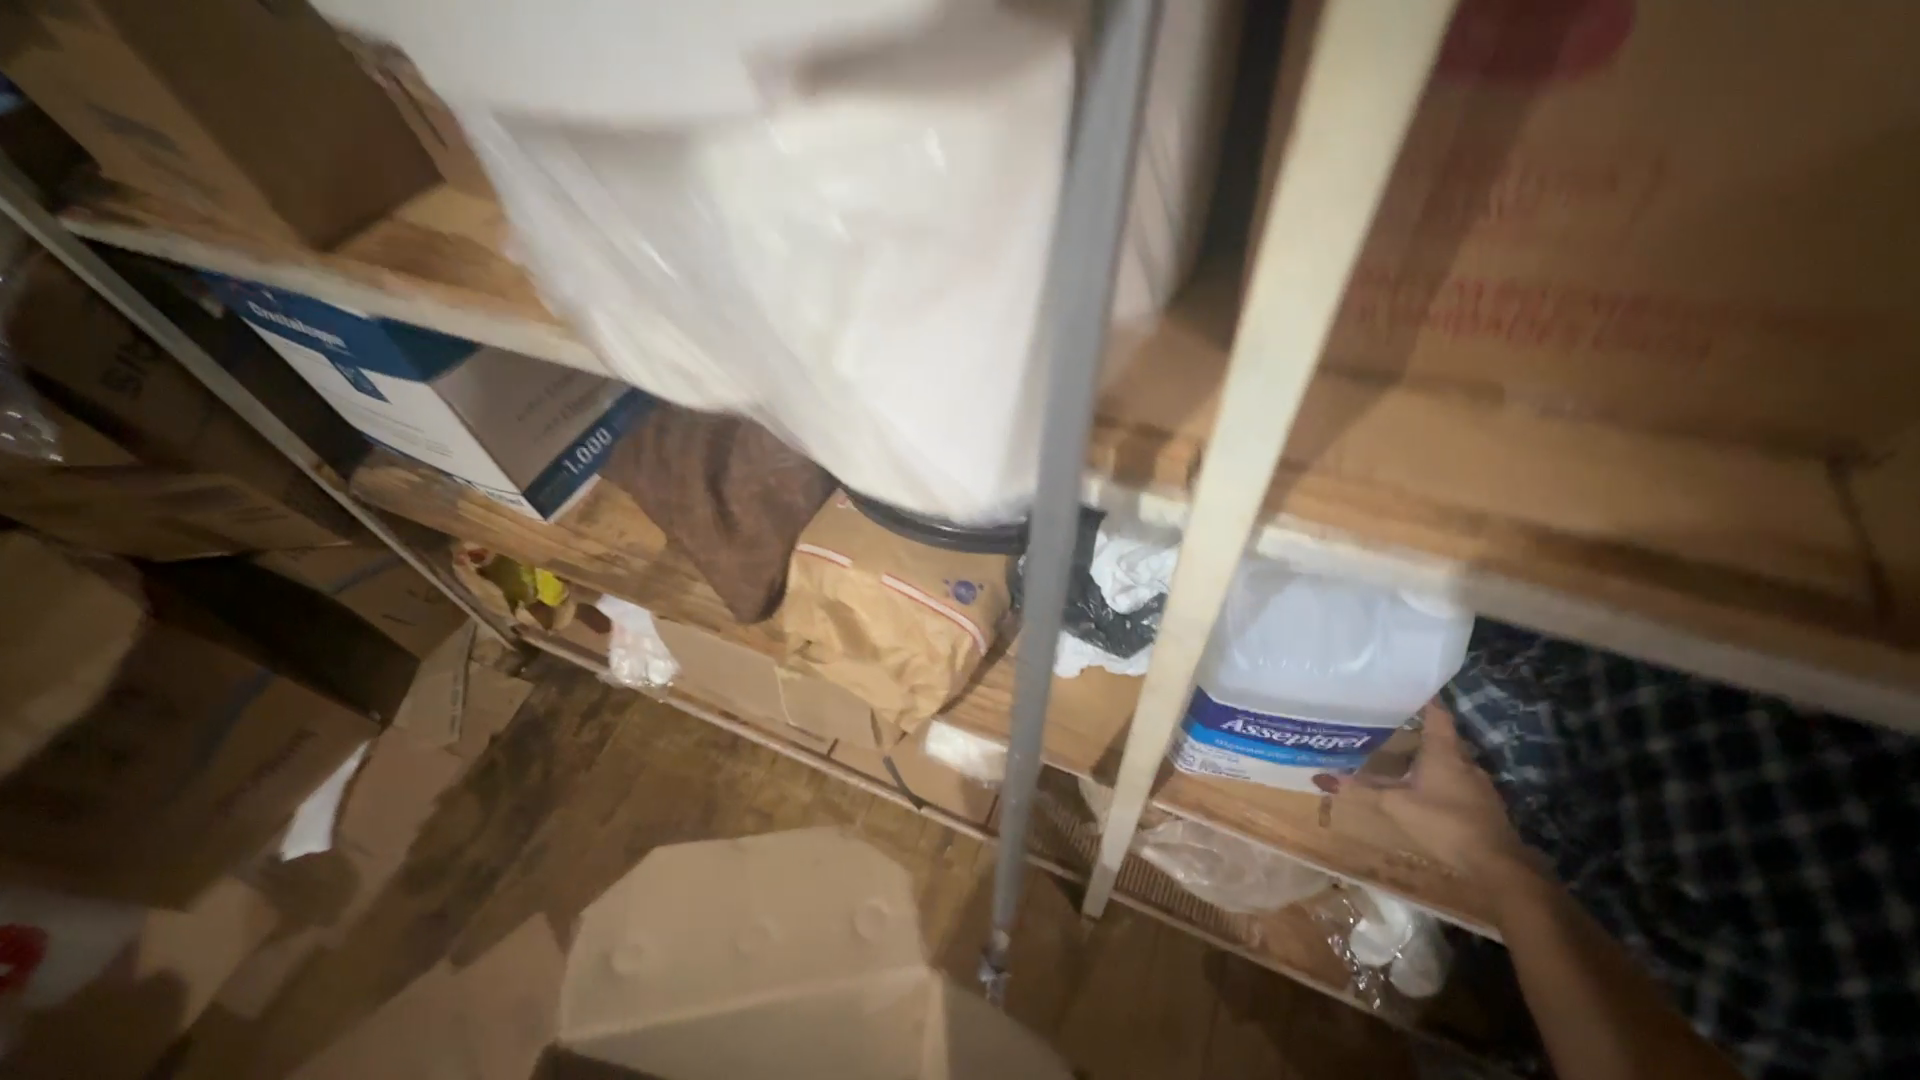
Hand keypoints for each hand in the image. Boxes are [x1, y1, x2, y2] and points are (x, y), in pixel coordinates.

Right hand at [1324, 702, 1540, 883]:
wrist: (1496, 862)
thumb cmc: (1444, 822)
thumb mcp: (1397, 805)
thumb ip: (1364, 790)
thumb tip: (1324, 778)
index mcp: (1443, 751)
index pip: (1436, 713)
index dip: (1423, 698)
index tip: (1406, 687)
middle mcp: (1463, 760)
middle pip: (1440, 736)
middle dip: (1417, 730)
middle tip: (1389, 724)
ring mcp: (1476, 782)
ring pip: (1448, 760)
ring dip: (1427, 756)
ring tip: (1400, 756)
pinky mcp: (1482, 802)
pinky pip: (1456, 779)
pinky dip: (1437, 776)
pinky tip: (1421, 787)